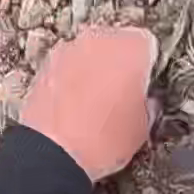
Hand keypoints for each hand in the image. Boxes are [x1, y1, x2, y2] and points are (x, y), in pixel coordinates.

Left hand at [20, 27, 157, 180]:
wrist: (54, 154)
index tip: (145, 91)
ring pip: (89, 55)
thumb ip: (148, 104)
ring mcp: (67, 50)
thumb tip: (145, 101)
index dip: (148, 71)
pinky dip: (70, 83)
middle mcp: (99, 39)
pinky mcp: (44, 65)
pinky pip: (66, 69)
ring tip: (93, 110)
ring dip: (93, 73)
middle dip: (119, 67)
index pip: (149, 47)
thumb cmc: (105, 141)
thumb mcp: (143, 129)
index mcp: (132, 48)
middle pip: (116, 46)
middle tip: (121, 101)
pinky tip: (72, 112)